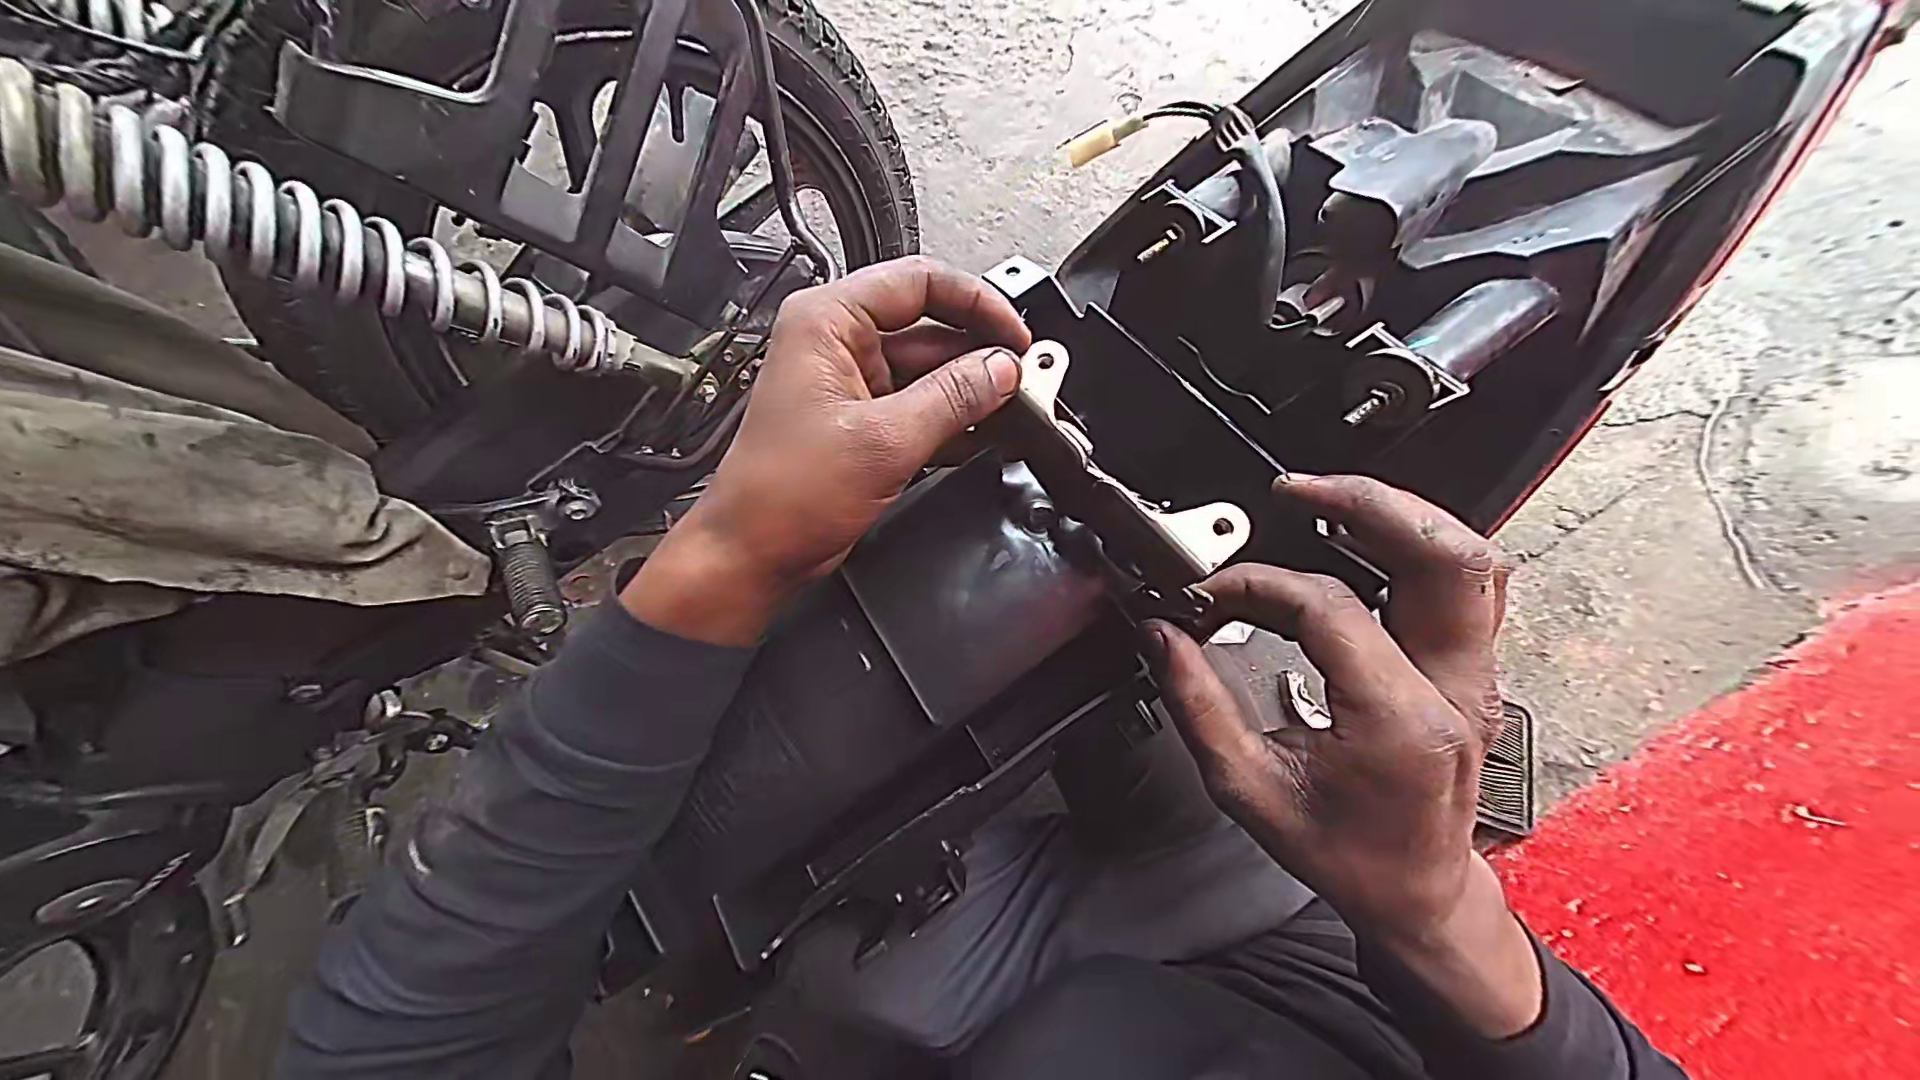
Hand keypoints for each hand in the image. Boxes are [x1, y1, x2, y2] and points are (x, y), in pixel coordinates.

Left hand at [624, 256, 1031, 644]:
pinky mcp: (866, 425)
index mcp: (828, 323)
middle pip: (930, 329)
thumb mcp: (884, 439)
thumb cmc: (783, 494)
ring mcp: (854, 387)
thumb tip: (1000, 369)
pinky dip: (953, 421)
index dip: (977, 303)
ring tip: (1010, 410)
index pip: (920, 283)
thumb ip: (952, 398)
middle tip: (1020, 380)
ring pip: (930, 373)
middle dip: (979, 355)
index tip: (1014, 335)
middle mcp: (840, 346)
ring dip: (970, 392)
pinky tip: (983, 434)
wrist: (758, 552)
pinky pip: (921, 409)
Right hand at [1142, 475, 1541, 1035]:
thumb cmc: (1343, 853)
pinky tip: (1359, 539)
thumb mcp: (1247, 786)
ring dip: (1397, 515)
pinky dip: (1411, 545)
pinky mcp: (1468, 671)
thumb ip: (1196, 702)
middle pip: (1443, 559)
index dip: (1255, 586)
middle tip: (1295, 491)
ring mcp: (1474, 678)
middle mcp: (1454, 692)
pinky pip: (1462, 585)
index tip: (1210, 596)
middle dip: (1364, 505)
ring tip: (1325, 500)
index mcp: (1399, 722)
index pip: (1325, 607)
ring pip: (1470, 562)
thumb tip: (1163, 636)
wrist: (1416, 891)